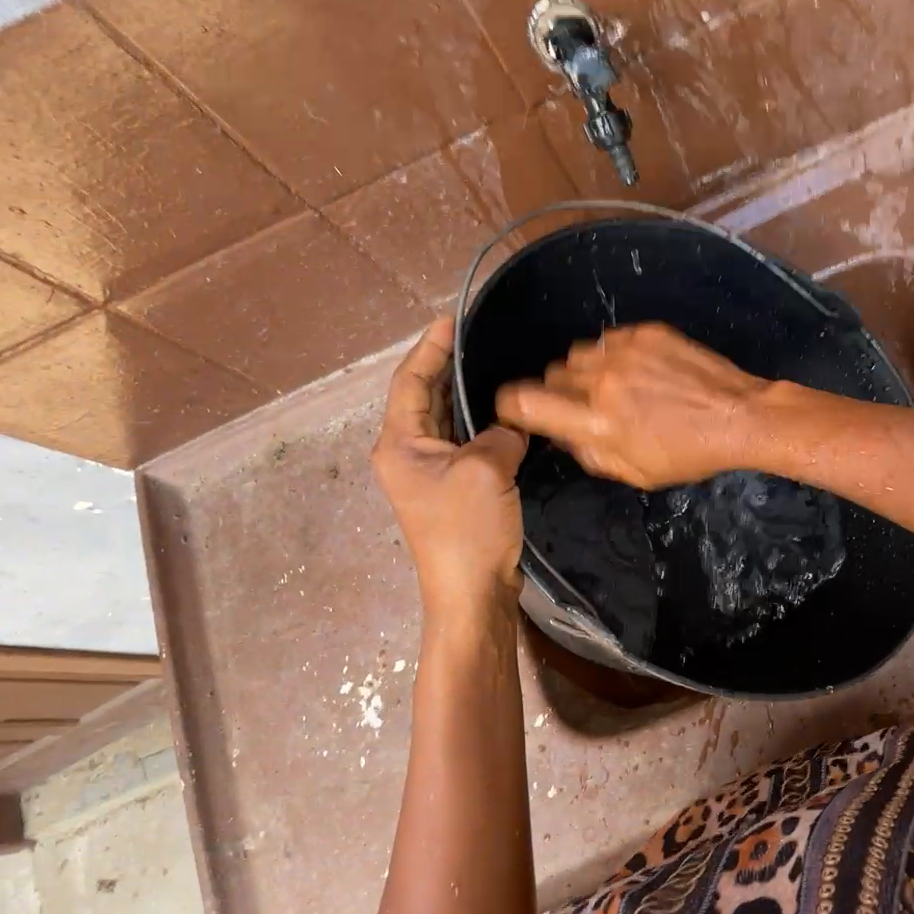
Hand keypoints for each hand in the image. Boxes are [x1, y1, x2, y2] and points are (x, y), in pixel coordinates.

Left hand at [372, 318, 528, 615]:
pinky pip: (467, 446)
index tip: (451, 319)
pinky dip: (484, 426)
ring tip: (497, 367)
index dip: (429, 348)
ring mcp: (432, 476)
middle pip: (426, 398)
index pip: (410, 381)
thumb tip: (512, 425)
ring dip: (469, 397)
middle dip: (449, 367)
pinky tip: (510, 416)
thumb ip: (501, 433)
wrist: (472, 594)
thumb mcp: (487, 469)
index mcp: (400, 444)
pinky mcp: (455, 492)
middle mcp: (409, 455)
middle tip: (481, 338)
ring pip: (449, 423)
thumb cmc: (467, 530)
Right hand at [495, 323, 768, 488]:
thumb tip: (564, 437)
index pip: (525, 402)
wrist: (739, 417)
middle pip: (552, 375)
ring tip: (614, 387)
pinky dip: (615, 355)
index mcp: (596, 422)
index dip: (510, 405)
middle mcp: (602, 381)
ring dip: (586, 371)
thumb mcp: (635, 473)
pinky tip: (640, 371)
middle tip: (586, 407)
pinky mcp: (646, 333)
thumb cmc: (689, 454)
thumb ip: (591, 454)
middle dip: (559, 392)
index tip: (516, 408)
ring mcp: (624, 352)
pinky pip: (610, 340)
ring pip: (579, 354)